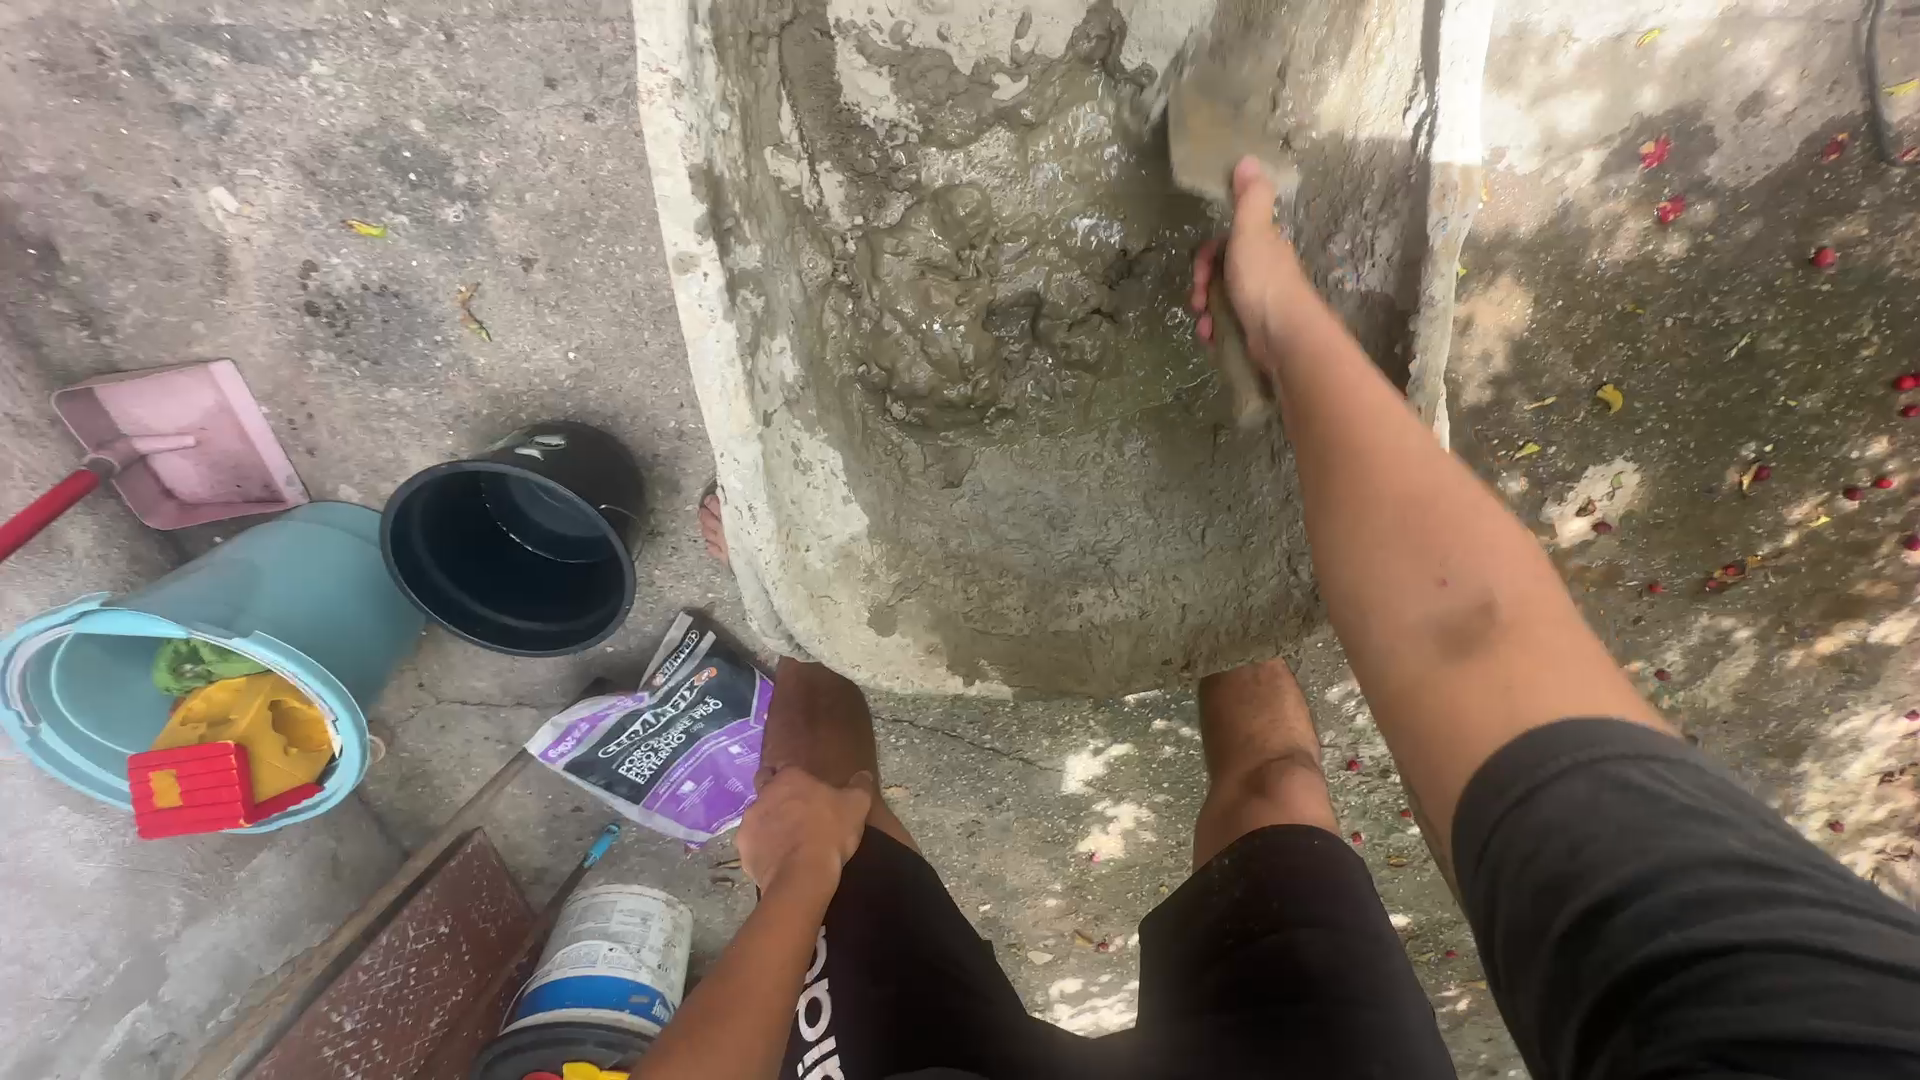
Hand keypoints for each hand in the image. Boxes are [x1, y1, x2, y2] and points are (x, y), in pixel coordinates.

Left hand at [738, 765, 872, 894]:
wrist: (803, 874)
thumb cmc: (829, 832)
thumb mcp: (857, 805)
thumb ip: (860, 786)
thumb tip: (863, 775)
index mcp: (790, 778)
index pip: (784, 767)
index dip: (794, 777)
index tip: (805, 788)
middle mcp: (764, 794)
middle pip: (764, 785)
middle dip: (774, 793)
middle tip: (792, 809)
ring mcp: (750, 822)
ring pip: (757, 815)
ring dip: (768, 821)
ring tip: (786, 838)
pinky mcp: (743, 849)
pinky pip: (752, 843)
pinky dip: (762, 847)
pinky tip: (776, 858)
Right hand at [1190, 156, 1320, 365]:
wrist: (1282, 336)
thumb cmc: (1263, 282)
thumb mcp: (1252, 232)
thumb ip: (1248, 199)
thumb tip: (1247, 158)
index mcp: (1261, 247)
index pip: (1223, 246)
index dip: (1206, 257)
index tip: (1201, 273)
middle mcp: (1260, 272)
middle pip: (1218, 275)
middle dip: (1202, 288)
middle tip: (1199, 301)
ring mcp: (1257, 303)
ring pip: (1219, 302)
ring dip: (1205, 313)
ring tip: (1206, 325)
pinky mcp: (1252, 330)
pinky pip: (1224, 326)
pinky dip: (1214, 331)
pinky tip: (1212, 337)